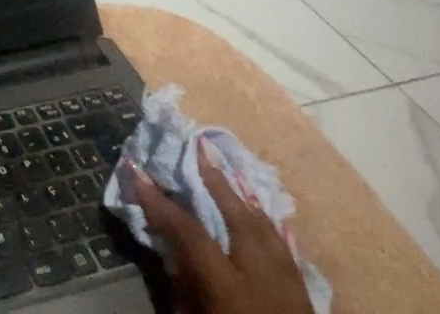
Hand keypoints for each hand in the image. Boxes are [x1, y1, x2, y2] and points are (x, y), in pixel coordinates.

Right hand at [131, 144, 314, 313]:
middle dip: (216, 180)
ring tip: (226, 171)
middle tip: (198, 147)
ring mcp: (288, 282)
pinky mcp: (305, 292)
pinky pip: (282, 244)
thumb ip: (180, 286)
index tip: (135, 171)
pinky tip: (257, 213)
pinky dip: (265, 222)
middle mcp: (262, 276)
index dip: (158, 201)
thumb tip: (167, 248)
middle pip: (238, 216)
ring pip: (267, 227)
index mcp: (228, 286)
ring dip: (243, 196)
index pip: (186, 231)